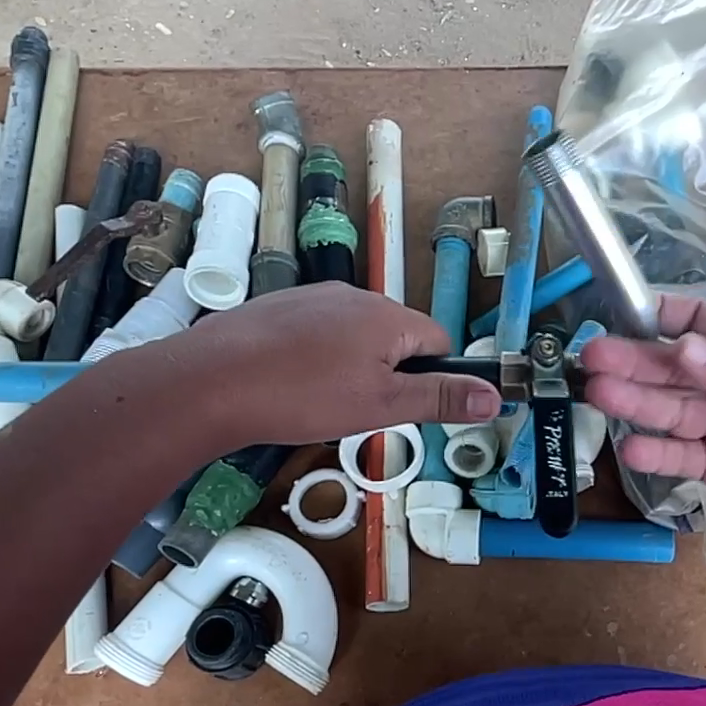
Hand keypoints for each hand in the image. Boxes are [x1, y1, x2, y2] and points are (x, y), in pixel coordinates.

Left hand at [104, 281, 501, 449]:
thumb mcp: (382, 406)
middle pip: (398, 337)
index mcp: (388, 316)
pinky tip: (293, 384)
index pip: (440, 341)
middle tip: (362, 409)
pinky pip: (319, 333)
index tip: (407, 406)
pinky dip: (318, 358)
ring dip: (355, 366)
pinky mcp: (278, 308)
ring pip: (357, 336)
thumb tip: (495, 396)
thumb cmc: (304, 396)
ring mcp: (313, 298)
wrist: (209, 382)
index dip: (434, 377)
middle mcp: (355, 296)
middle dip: (392, 372)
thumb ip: (441, 399)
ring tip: (323, 401)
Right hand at [580, 295, 705, 552]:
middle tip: (592, 357)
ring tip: (597, 394)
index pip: (702, 322)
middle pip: (672, 369)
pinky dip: (654, 453)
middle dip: (634, 362)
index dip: (666, 316)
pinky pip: (677, 457)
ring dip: (633, 403)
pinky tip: (630, 447)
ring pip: (668, 411)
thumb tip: (682, 350)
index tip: (626, 312)